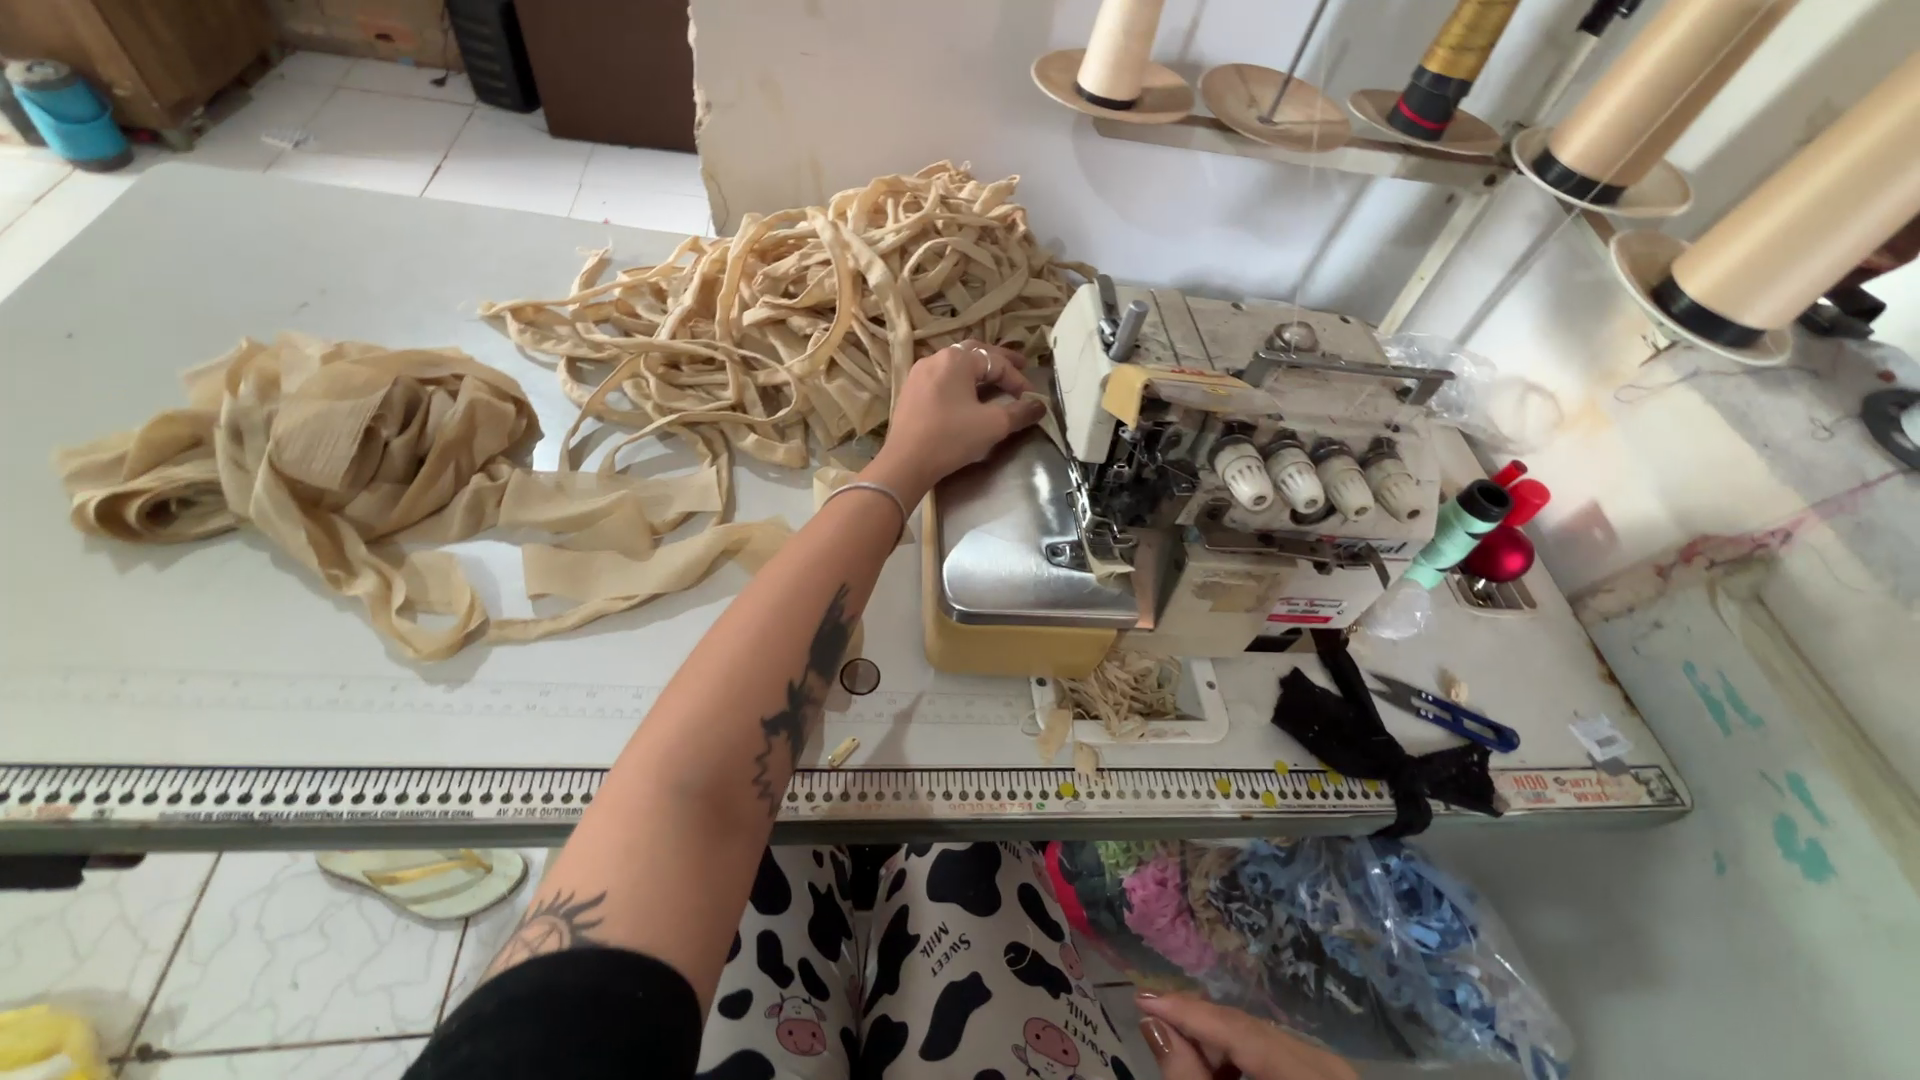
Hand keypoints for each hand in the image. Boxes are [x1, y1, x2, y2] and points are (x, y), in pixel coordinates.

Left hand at [863, 339, 1047, 502]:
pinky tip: (965, 392)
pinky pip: (941, 377)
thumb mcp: (992, 425)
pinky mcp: (910, 391)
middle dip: (999, 360)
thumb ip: (1019, 412)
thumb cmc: (951, 438)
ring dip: (978, 369)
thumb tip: (1040, 405)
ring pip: (955, 363)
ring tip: (994, 378)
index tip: (1030, 396)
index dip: (1017, 379)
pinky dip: (959, 380)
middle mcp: (936, 358)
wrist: (905, 462)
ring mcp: (919, 374)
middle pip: (974, 352)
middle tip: (1020, 365)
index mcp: (957, 360)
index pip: (996, 362)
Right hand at [1136, 992, 1356, 1079]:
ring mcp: (1338, 1079)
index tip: (1143, 999)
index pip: (1241, 1031)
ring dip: (1222, 1049)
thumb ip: (1188, 1078)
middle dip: (1203, 1029)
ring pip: (1266, 1045)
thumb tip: (1155, 1025)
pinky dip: (1246, 1067)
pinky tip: (1220, 1077)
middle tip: (1155, 1020)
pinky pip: (1283, 1063)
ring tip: (1184, 1058)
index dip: (1189, 1012)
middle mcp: (1334, 1071)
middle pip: (1255, 1033)